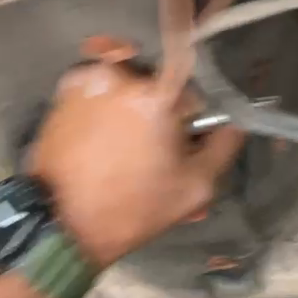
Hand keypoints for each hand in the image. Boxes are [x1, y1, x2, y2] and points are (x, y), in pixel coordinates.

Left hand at [27, 62, 244, 269]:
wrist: (61, 226)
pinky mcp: (66, 86)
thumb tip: (236, 120)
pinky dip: (103, 100)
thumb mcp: (193, 189)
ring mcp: (91, 77)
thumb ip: (224, 146)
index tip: (187, 122)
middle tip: (152, 144)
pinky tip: (99, 133)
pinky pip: (99, 83)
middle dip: (160, 104)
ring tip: (122, 142)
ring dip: (130, 101)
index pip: (193, 71)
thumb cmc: (131, 208)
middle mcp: (124, 74)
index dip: (191, 98)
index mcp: (158, 95)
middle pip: (158, 78)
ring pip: (127, 79)